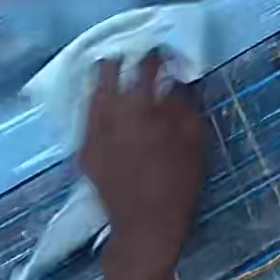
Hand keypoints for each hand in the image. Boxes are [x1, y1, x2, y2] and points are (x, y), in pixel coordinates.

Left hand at [78, 51, 206, 279]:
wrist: (145, 228)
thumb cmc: (177, 183)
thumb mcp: (194, 141)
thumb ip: (184, 105)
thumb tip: (177, 81)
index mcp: (142, 107)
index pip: (147, 68)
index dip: (156, 55)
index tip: (163, 51)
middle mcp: (112, 113)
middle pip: (110, 72)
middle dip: (122, 58)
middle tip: (132, 53)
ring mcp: (94, 131)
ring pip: (94, 92)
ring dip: (104, 78)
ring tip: (111, 68)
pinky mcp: (85, 149)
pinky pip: (87, 116)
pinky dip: (95, 103)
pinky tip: (102, 102)